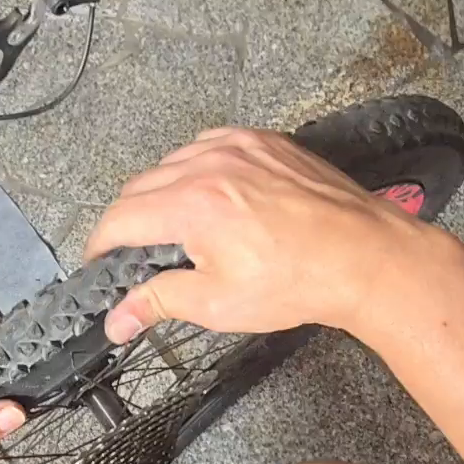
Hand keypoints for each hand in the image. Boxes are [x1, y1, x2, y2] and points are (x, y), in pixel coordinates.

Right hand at [85, 127, 463, 344]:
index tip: (98, 262)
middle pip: (139, 188)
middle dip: (127, 222)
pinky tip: (204, 195)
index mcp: (192, 205)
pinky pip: (208, 145)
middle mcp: (210, 165)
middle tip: (134, 255)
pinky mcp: (264, 141)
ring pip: (170, 163)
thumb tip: (116, 321)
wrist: (365, 257)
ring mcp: (239, 146)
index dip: (99, 244)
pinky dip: (193, 169)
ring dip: (158, 194)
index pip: (119, 218)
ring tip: (170, 228)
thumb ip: (157, 302)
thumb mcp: (216, 302)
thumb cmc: (297, 281)